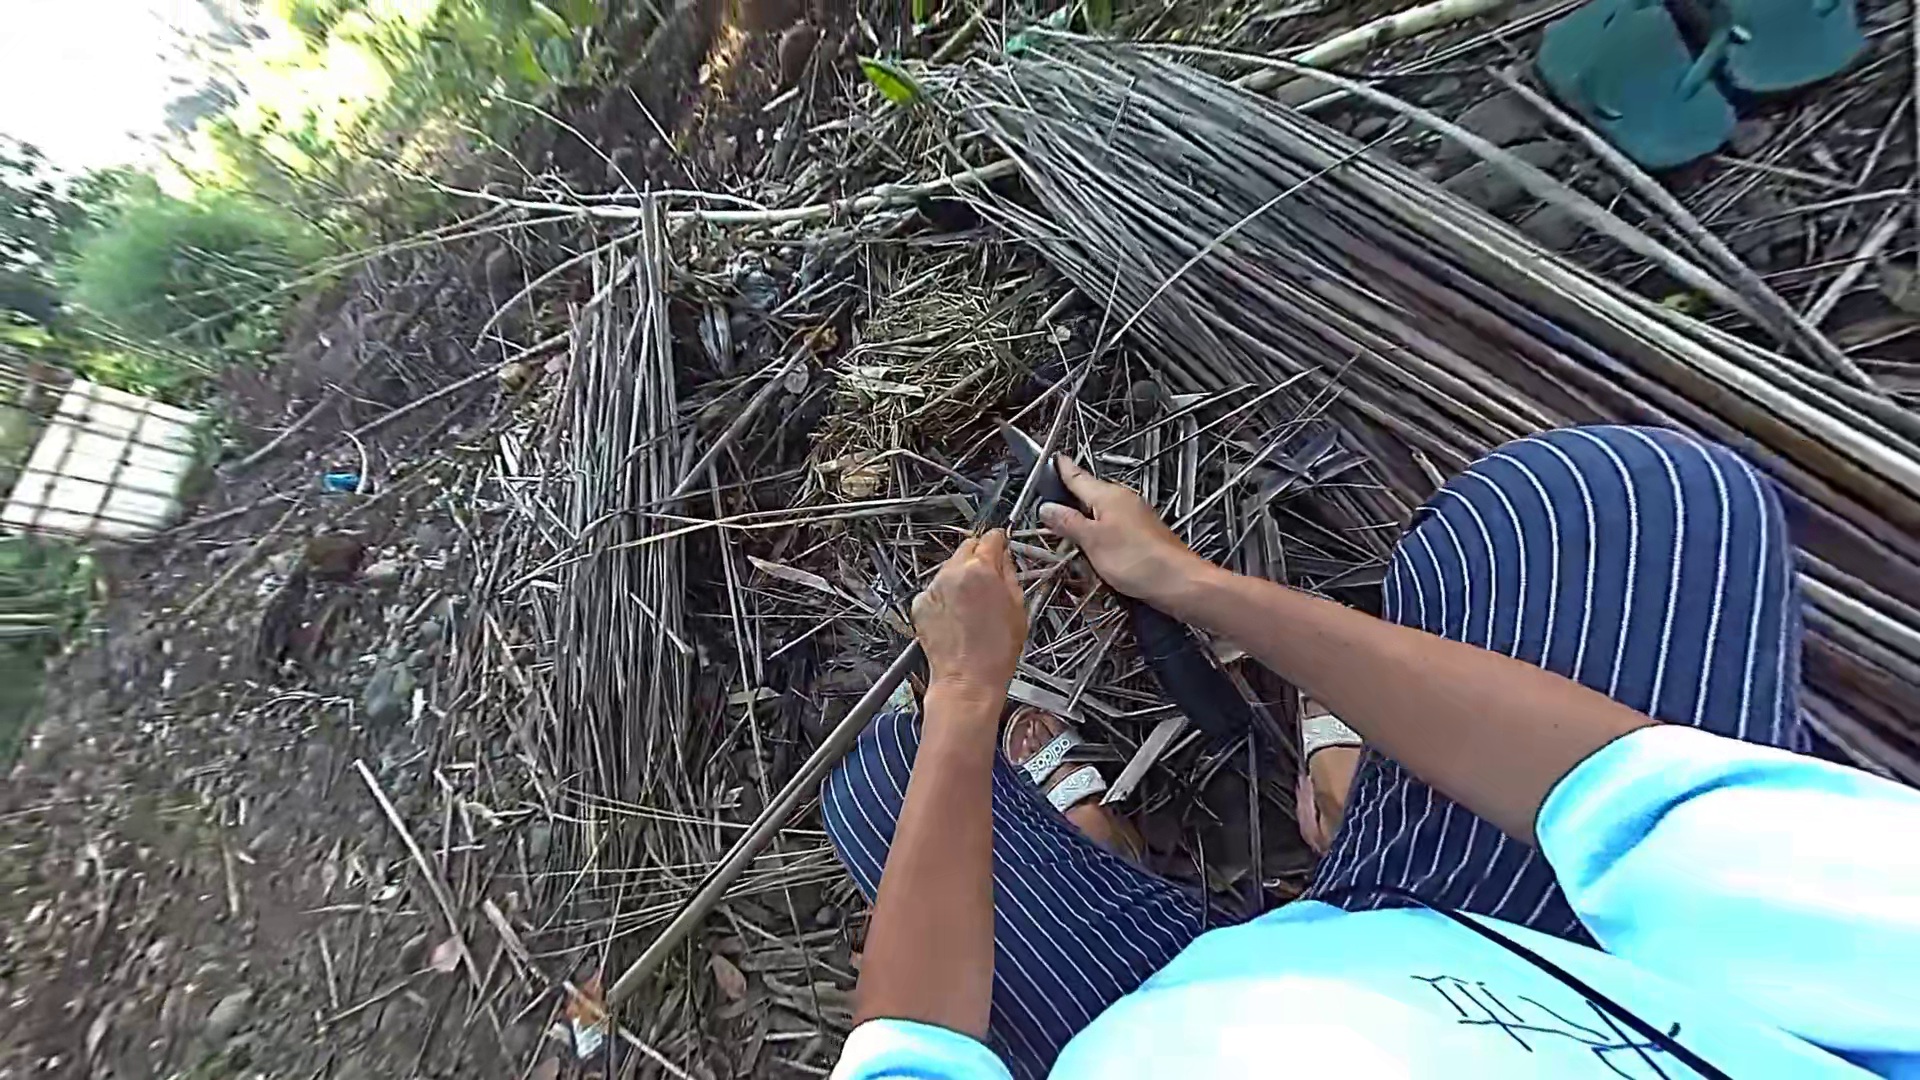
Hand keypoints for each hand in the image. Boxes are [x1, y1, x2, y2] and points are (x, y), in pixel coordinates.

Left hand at [912, 529, 1026, 704]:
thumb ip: (1010, 573)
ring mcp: (933, 587)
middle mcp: (953, 572)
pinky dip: (945, 595)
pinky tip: (957, 615)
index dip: (999, 541)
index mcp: (981, 569)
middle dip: (979, 557)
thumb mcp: (1018, 607)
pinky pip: (935, 588)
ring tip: (974, 604)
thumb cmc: (994, 651)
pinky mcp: (920, 603)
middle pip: (967, 548)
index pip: (990, 538)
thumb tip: (1005, 558)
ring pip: (950, 568)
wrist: (967, 680)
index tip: (1001, 544)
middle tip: (989, 577)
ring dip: (961, 576)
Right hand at [1038, 456, 1215, 607]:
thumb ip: (1068, 522)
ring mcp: (1135, 517)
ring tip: (1067, 532)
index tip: (1055, 459)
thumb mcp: (1092, 541)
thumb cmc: (1139, 560)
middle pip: (1089, 494)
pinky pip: (1112, 527)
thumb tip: (1046, 508)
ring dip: (1084, 519)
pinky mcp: (1141, 534)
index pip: (1078, 476)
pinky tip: (1093, 548)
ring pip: (1100, 512)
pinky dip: (1098, 533)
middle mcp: (1124, 501)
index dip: (1063, 469)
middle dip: (1069, 499)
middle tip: (1049, 507)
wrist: (1179, 582)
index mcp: (1109, 496)